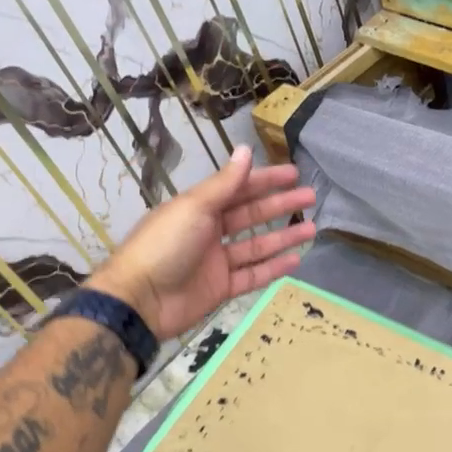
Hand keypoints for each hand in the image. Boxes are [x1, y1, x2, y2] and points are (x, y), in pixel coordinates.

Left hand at [86, 145, 315, 340]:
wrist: (138, 301)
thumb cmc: (164, 245)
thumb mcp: (194, 207)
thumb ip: (225, 183)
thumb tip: (245, 149)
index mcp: (199, 209)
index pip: (239, 189)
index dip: (266, 180)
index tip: (294, 174)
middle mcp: (208, 232)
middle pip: (251, 215)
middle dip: (281, 205)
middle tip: (311, 197)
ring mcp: (215, 262)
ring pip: (256, 245)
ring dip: (284, 236)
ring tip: (312, 229)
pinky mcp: (220, 289)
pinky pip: (252, 275)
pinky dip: (274, 267)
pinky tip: (296, 259)